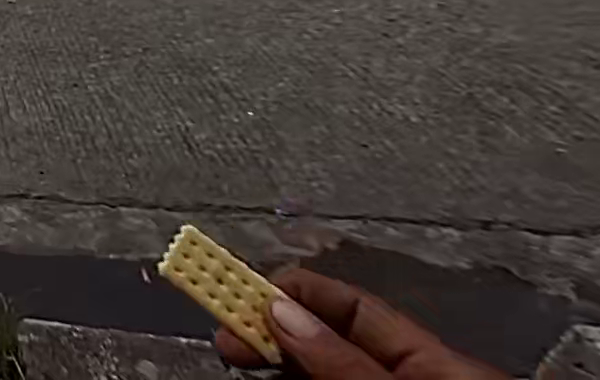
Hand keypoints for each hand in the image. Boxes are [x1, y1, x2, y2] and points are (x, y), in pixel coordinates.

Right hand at [216, 270, 505, 379]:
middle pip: (326, 338)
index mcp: (435, 366)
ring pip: (321, 372)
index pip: (345, 303)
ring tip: (242, 369)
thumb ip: (344, 362)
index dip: (287, 289)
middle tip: (226, 342)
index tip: (232, 292)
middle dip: (268, 332)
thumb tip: (277, 308)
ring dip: (276, 365)